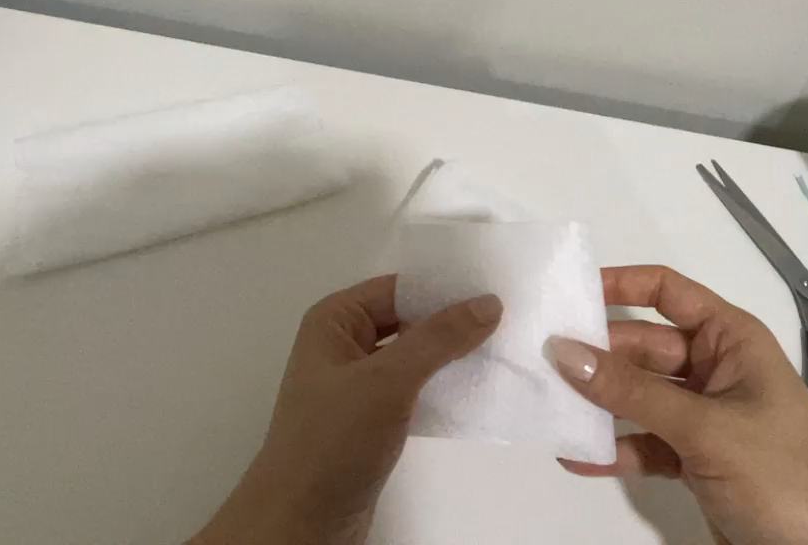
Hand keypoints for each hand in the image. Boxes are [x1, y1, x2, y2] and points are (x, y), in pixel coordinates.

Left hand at [190, 275, 502, 544]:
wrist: (300, 525)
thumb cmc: (334, 439)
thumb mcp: (388, 381)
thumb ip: (439, 339)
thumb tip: (489, 302)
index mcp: (335, 319)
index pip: (398, 289)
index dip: (442, 287)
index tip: (493, 287)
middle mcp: (344, 343)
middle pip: (407, 320)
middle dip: (451, 321)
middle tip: (507, 318)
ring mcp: (357, 383)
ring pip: (413, 356)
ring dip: (450, 355)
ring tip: (501, 349)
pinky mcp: (371, 419)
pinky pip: (413, 388)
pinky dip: (441, 386)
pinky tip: (477, 389)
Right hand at [548, 265, 807, 544]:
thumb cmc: (782, 477)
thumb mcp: (705, 429)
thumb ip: (632, 392)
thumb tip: (561, 351)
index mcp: (731, 339)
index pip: (667, 292)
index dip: (620, 284)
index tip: (569, 291)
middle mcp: (715, 368)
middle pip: (642, 346)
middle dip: (596, 355)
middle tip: (539, 358)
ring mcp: (705, 417)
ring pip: (639, 395)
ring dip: (599, 403)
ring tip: (546, 404)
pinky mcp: (697, 461)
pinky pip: (645, 441)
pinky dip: (615, 448)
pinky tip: (576, 455)